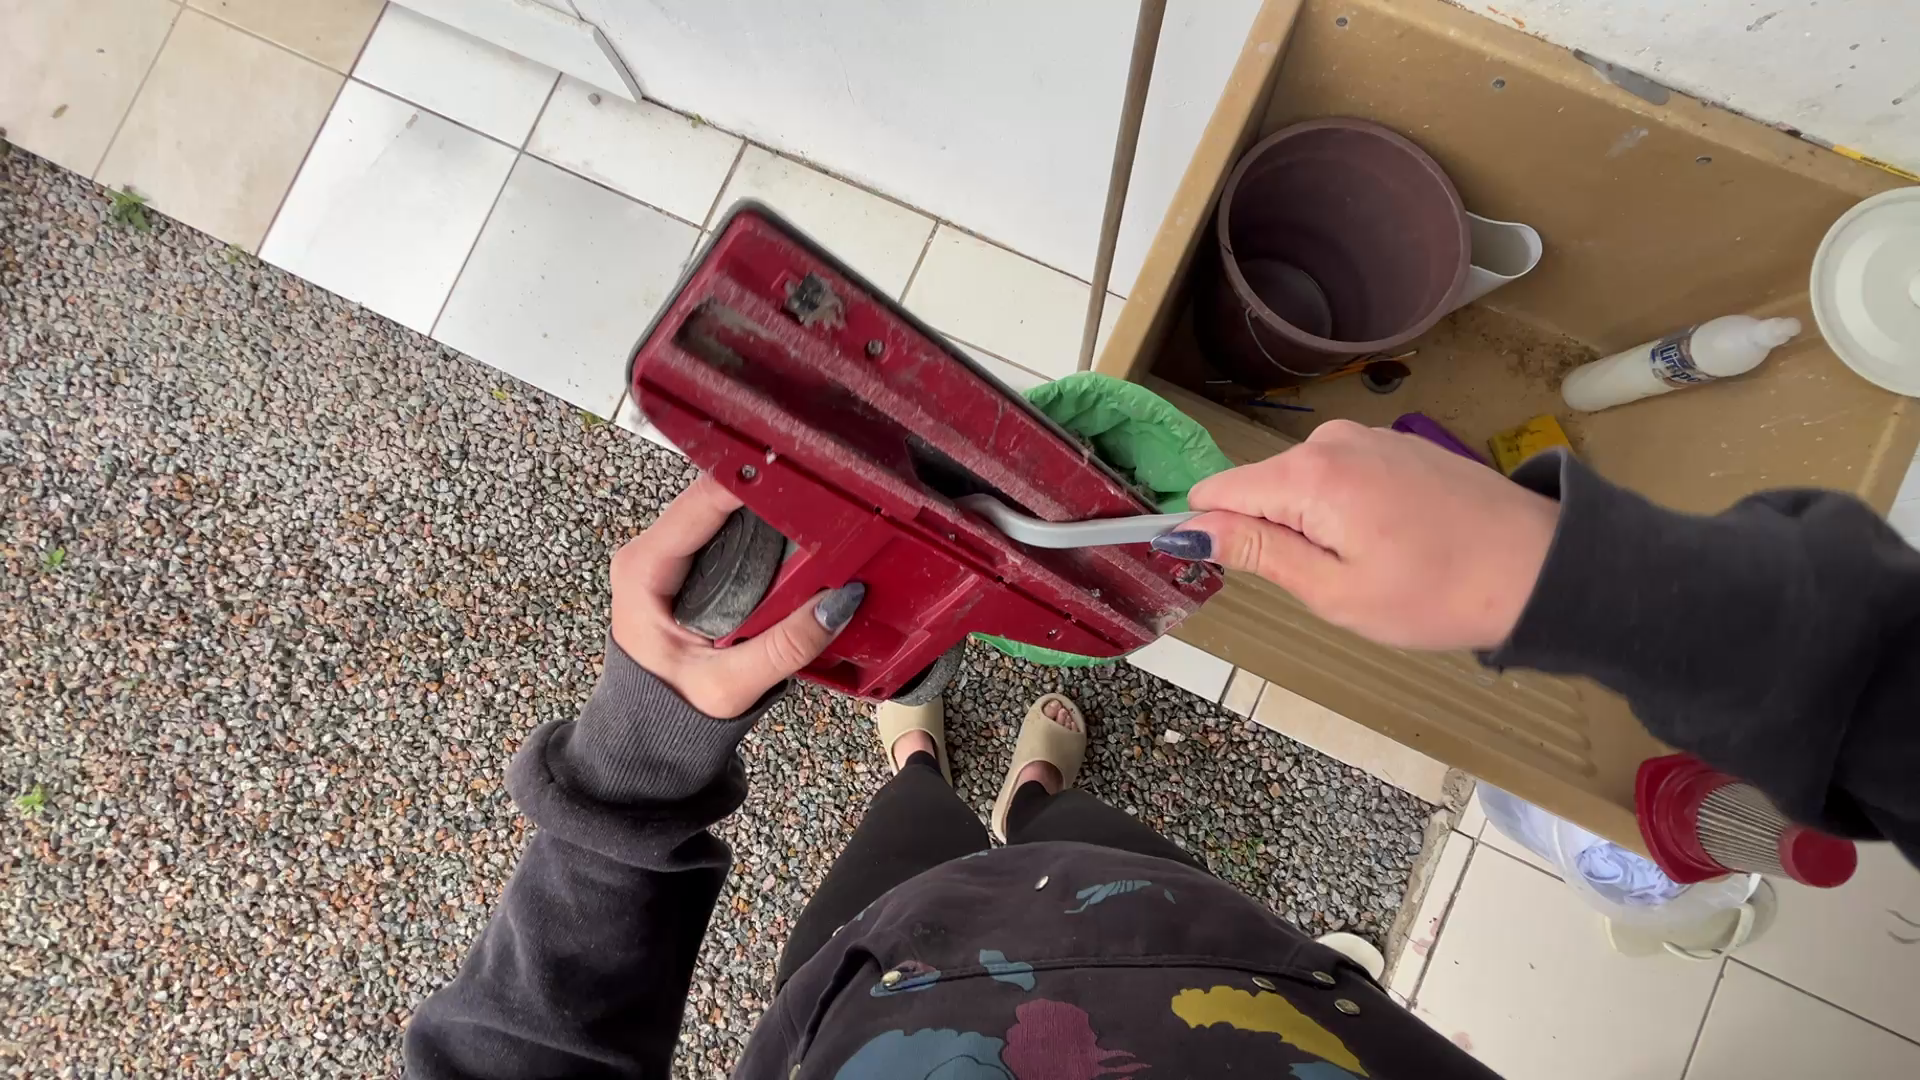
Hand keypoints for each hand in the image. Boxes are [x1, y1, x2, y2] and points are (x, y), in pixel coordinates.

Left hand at [610, 474, 863, 716]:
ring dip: (775, 513)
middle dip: (772, 496)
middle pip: (720, 497)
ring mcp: (676, 557)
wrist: (652, 733)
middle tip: (824, 499)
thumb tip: (837, 603)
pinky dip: (771, 534)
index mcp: (645, 569)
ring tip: (821, 514)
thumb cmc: (670, 707)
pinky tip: (803, 538)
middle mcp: (655, 552)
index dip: (751, 482)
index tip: (799, 475)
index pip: (701, 502)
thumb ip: (785, 647)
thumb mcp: (730, 685)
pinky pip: (737, 533)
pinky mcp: (698, 568)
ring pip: (732, 512)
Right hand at [1151, 419, 1559, 650]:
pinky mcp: (1390, 443)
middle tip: (1323, 576)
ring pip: (1292, 483)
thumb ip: (1254, 549)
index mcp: (1307, 475)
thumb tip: (1185, 529)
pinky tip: (1385, 535)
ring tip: (1361, 558)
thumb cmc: (1435, 593)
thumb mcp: (1332, 588)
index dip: (1209, 531)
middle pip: (1254, 487)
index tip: (1236, 569)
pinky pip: (1330, 475)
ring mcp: (1364, 437)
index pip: (1214, 492)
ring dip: (1305, 522)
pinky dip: (1337, 507)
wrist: (1549, 569)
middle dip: (1267, 531)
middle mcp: (1328, 441)